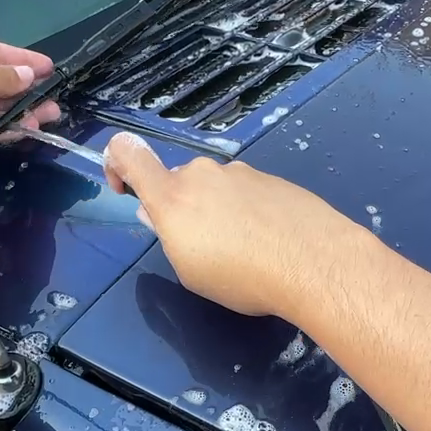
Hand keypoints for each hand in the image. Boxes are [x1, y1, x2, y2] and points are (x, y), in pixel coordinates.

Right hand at [103, 131, 371, 317]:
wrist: (314, 263)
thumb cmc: (242, 277)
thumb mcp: (192, 272)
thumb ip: (170, 237)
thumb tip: (160, 217)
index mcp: (172, 197)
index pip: (128, 153)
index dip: (116, 165)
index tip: (125, 190)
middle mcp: (203, 175)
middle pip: (178, 182)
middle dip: (182, 210)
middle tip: (203, 250)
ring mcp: (241, 173)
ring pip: (214, 189)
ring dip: (217, 214)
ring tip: (243, 253)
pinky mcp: (272, 179)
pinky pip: (245, 194)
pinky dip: (247, 214)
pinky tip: (268, 244)